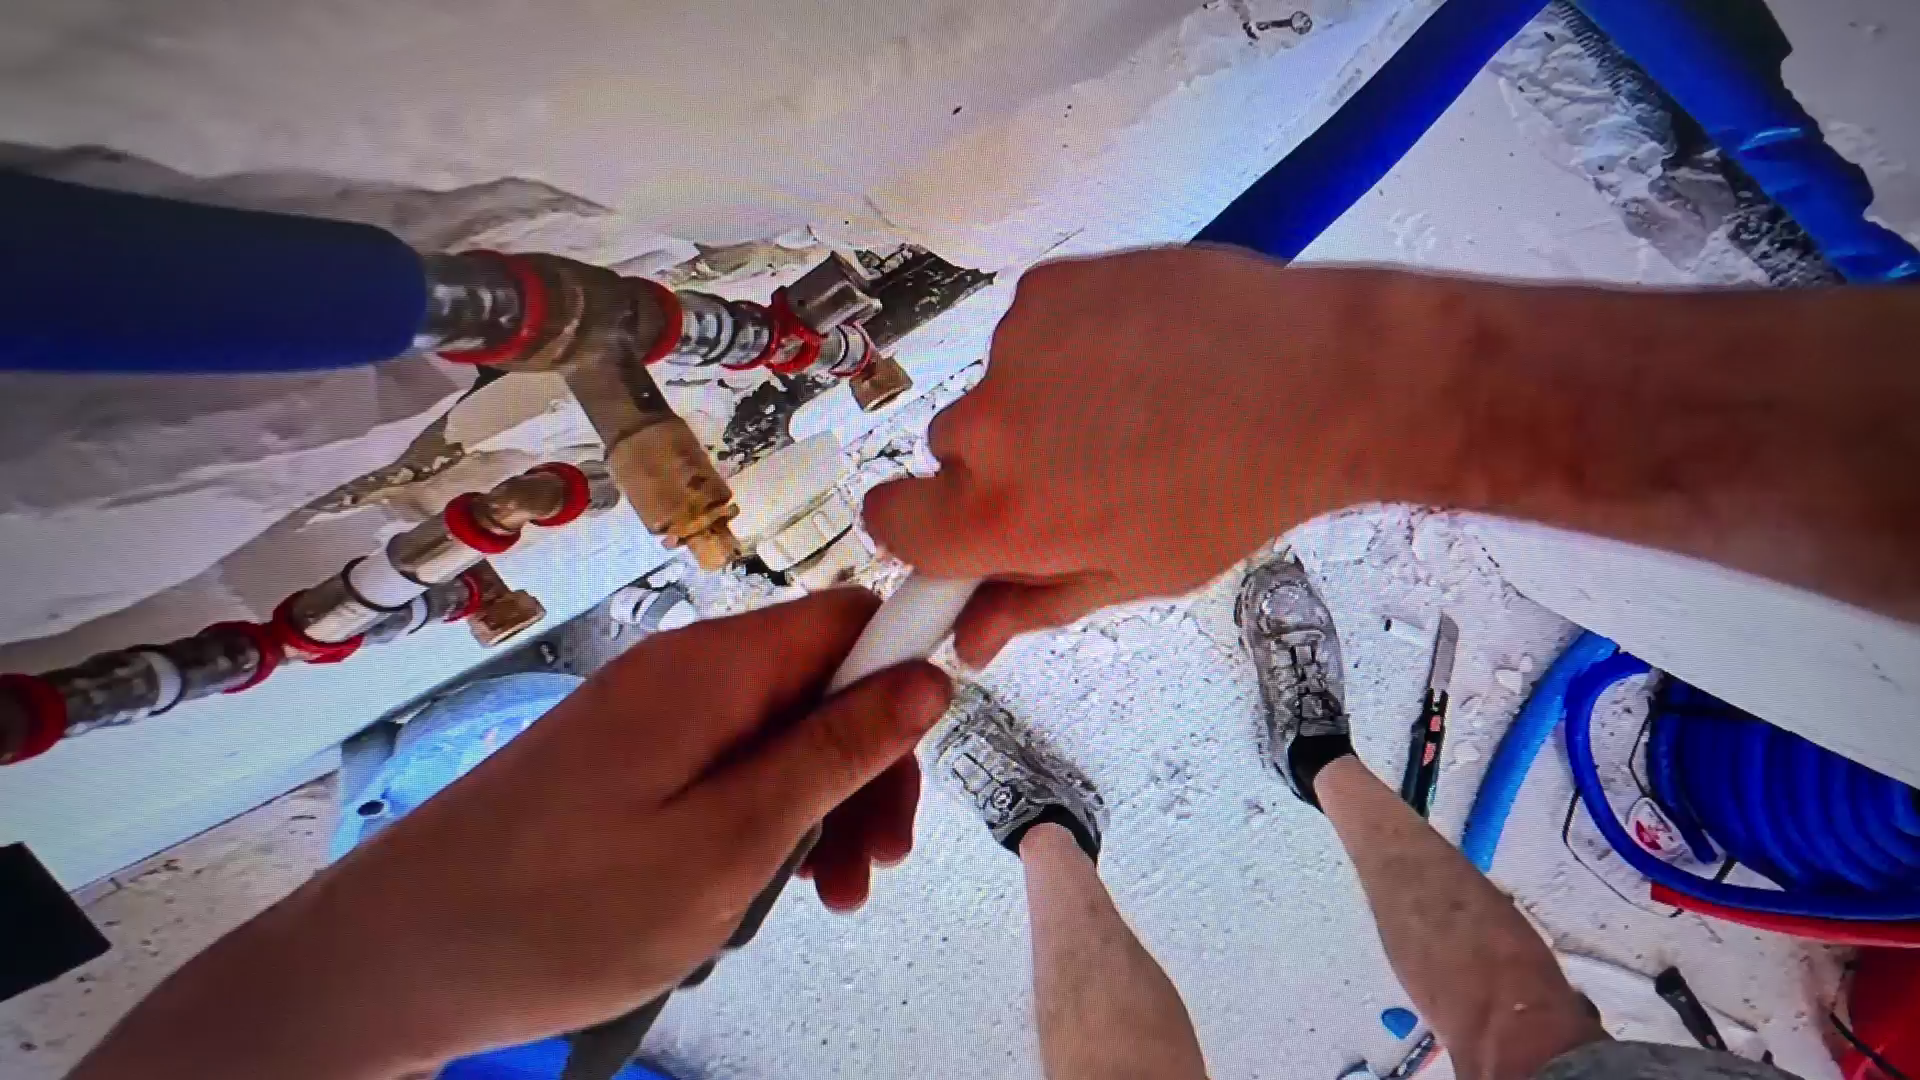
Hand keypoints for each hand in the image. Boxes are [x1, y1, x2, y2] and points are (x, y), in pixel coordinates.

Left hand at [75, 590, 950, 1079]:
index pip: (849, 616)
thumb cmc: (564, 910)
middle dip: (869, 761)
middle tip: (875, 861)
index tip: (935, 739)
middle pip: (824, 681)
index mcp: (717, 666)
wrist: (386, 965)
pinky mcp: (640, 751)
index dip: (908, 655)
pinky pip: (738, 759)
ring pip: (787, 728)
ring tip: (827, 889)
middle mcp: (694, 668)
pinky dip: (770, 810)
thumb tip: (925, 678)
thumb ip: (834, 752)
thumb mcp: (728, 842)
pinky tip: (764, 878)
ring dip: (825, 798)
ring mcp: (663, 710)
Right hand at [865, 247, 1433, 664]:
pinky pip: (1028, 331)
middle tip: (1080, 463)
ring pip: (994, 388)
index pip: (887, 523)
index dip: (920, 529)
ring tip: (1125, 404)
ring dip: (1037, 402)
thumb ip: (1034, 602)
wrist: (1321, 377)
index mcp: (1003, 514)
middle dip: (998, 465)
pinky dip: (1063, 345)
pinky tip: (1130, 354)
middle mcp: (990, 426)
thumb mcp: (1135, 573)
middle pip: (948, 452)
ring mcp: (1016, 345)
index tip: (958, 525)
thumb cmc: (1236, 492)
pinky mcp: (1047, 287)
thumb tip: (969, 639)